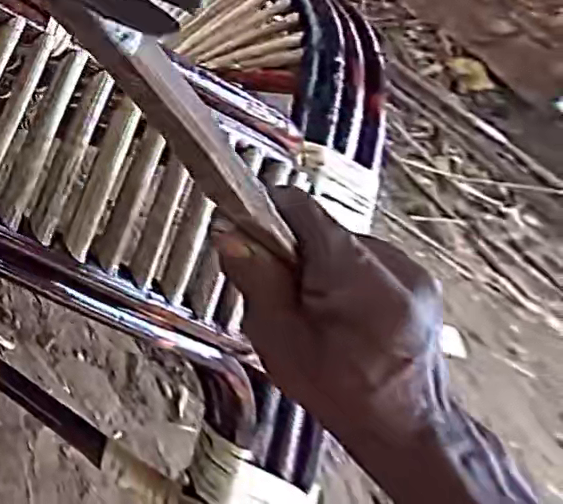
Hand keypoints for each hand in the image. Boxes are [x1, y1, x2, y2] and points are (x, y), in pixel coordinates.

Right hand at [214, 187, 450, 456]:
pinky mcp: (411, 281)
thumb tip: (229, 233)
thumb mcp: (275, 333)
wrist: (408, 432)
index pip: (297, 207)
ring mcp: (410, 275)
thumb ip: (253, 276)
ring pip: (327, 236)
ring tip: (295, 296)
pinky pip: (348, 251)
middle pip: (310, 223)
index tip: (234, 227)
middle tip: (267, 280)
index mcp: (364, 280)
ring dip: (301, 255)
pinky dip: (325, 265)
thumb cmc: (344, 390)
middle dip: (278, 242)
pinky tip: (320, 299)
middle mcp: (397, 271)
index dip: (255, 211)